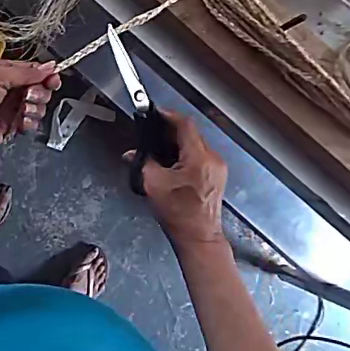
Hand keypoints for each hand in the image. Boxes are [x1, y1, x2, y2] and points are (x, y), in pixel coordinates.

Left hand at [0, 60, 58, 168]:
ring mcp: (6, 108)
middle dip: (39, 91)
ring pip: (35, 105)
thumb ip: (24, 72)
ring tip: (24, 111)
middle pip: (36, 86)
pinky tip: (22, 123)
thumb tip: (48, 67)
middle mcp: (2, 88)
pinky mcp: (8, 126)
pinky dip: (30, 123)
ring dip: (35, 108)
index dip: (43, 73)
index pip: (28, 69)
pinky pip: (30, 122)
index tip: (53, 78)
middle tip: (30, 96)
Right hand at [130, 110, 225, 244]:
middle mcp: (212, 159)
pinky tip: (172, 162)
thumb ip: (142, 164)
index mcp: (198, 159)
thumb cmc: (180, 215)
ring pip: (196, 144)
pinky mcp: (217, 175)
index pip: (185, 125)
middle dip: (170, 131)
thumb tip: (132, 155)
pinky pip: (200, 155)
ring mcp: (217, 167)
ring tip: (160, 148)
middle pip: (191, 133)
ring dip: (178, 142)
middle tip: (153, 133)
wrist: (198, 237)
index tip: (156, 114)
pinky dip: (186, 154)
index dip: (168, 116)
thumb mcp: (153, 185)